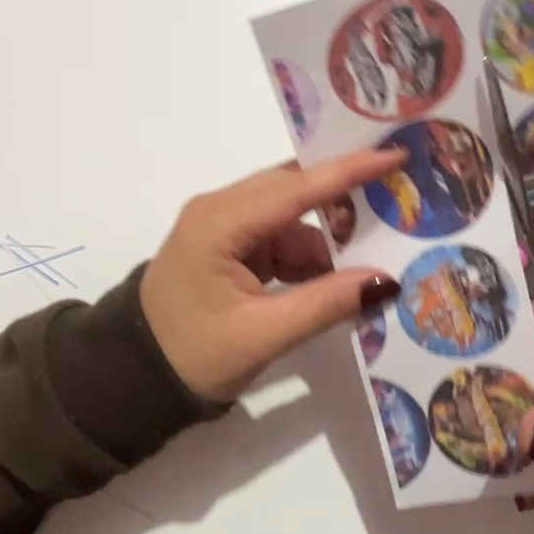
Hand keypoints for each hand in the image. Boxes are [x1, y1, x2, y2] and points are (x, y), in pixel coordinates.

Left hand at [141, 149, 405, 403]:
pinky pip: (280, 239)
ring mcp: (223, 227)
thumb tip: (388, 281)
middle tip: (400, 193)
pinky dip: (309, 257)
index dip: (349, 171)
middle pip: (294, 190)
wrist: (134, 379)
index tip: (395, 153)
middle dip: (345, 198)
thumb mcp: (263, 335)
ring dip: (329, 239)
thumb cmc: (192, 355)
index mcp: (220, 222)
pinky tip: (339, 279)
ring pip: (291, 218)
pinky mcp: (228, 247)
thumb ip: (326, 303)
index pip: (296, 187)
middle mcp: (220, 209)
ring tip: (380, 252)